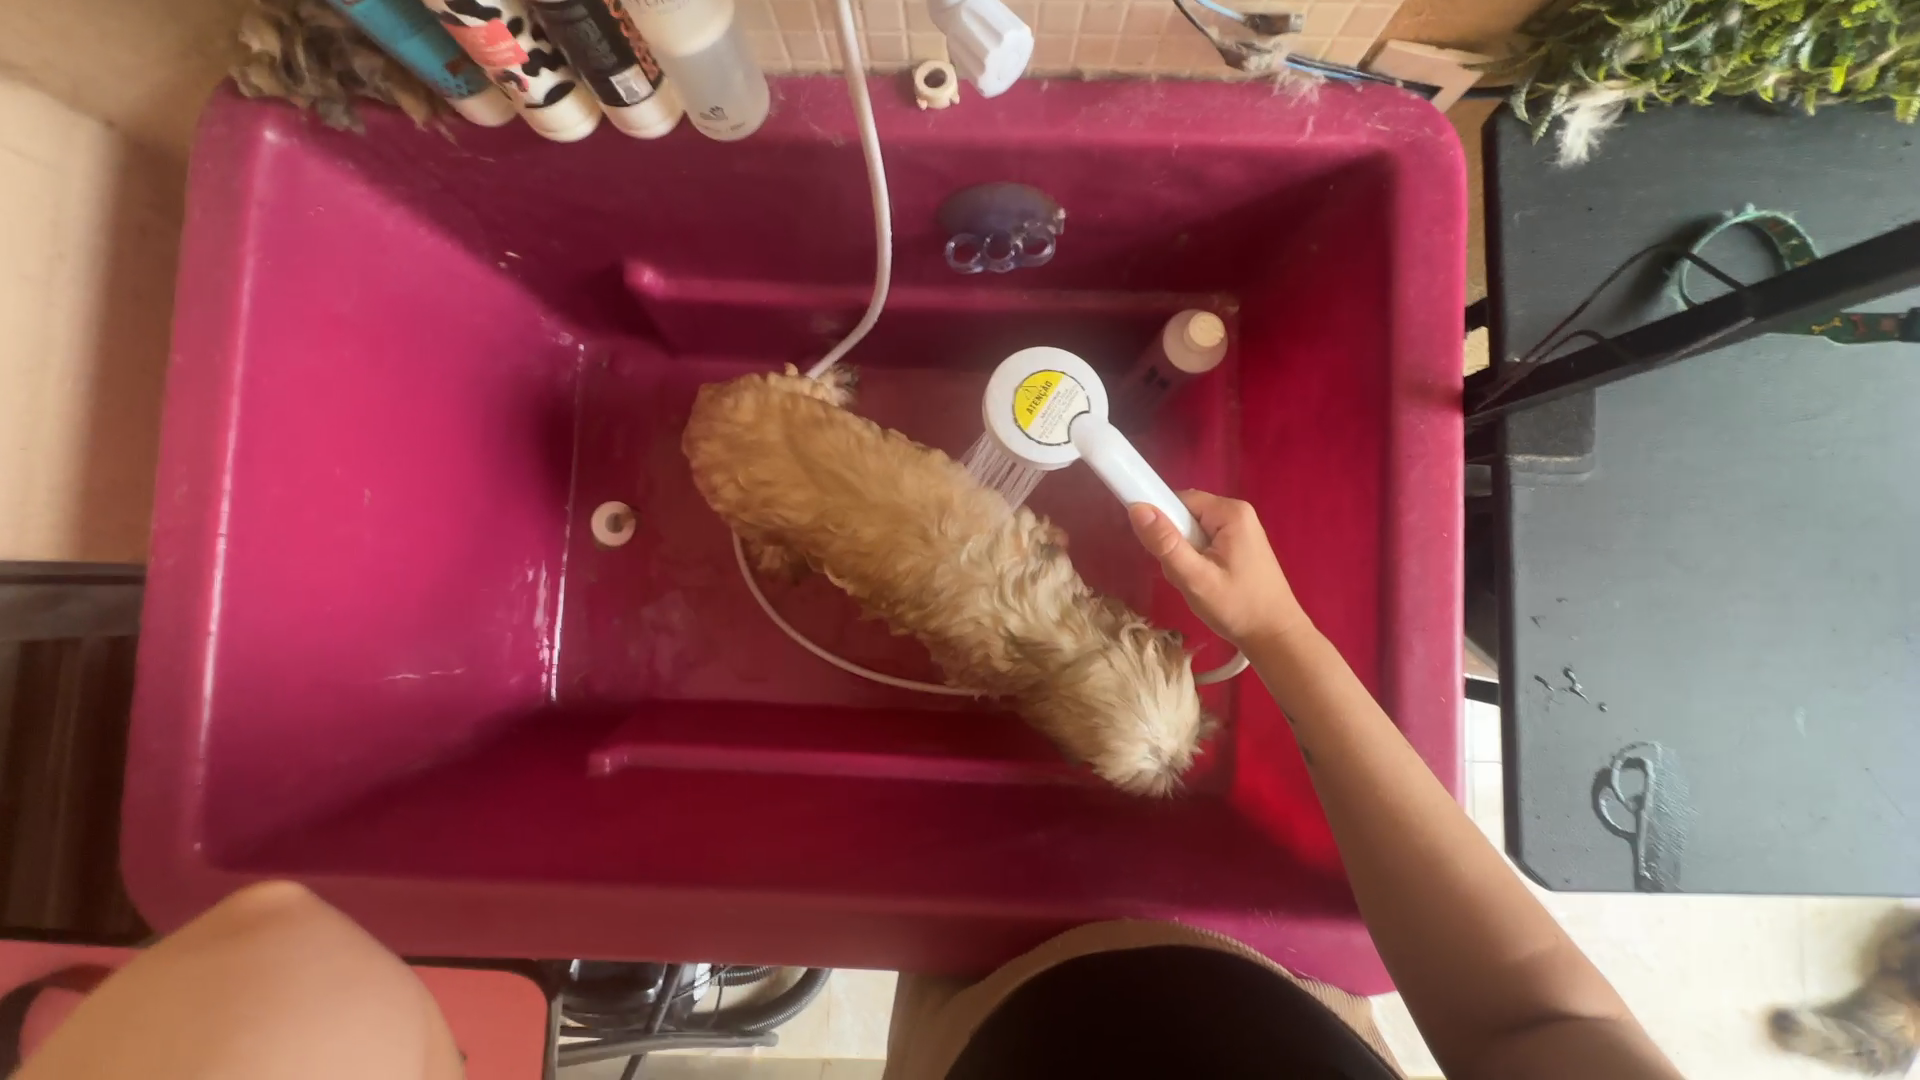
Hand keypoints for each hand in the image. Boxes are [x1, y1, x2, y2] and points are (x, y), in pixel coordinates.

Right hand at [1128, 491, 1308, 647]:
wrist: (1275, 636)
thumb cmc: (1237, 607)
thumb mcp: (1195, 578)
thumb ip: (1165, 544)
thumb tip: (1136, 509)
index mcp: (1230, 512)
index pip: (1178, 500)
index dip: (1163, 525)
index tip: (1164, 555)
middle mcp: (1237, 513)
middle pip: (1184, 516)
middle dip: (1174, 546)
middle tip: (1184, 576)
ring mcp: (1240, 529)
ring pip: (1190, 532)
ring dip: (1183, 557)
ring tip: (1196, 583)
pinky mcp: (1238, 545)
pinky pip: (1202, 543)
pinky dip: (1195, 563)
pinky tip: (1205, 583)